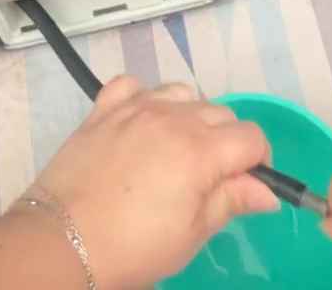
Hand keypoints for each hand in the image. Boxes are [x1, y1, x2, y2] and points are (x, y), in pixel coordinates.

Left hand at [26, 76, 278, 289]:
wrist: (64, 238)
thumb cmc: (133, 246)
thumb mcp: (191, 234)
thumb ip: (231, 200)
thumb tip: (267, 190)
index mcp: (199, 150)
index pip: (250, 136)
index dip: (258, 160)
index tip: (246, 183)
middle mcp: (172, 117)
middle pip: (220, 113)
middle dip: (225, 142)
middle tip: (207, 179)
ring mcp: (136, 106)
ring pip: (181, 93)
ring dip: (188, 116)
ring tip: (174, 152)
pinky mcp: (105, 106)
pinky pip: (134, 85)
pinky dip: (144, 99)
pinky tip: (140, 125)